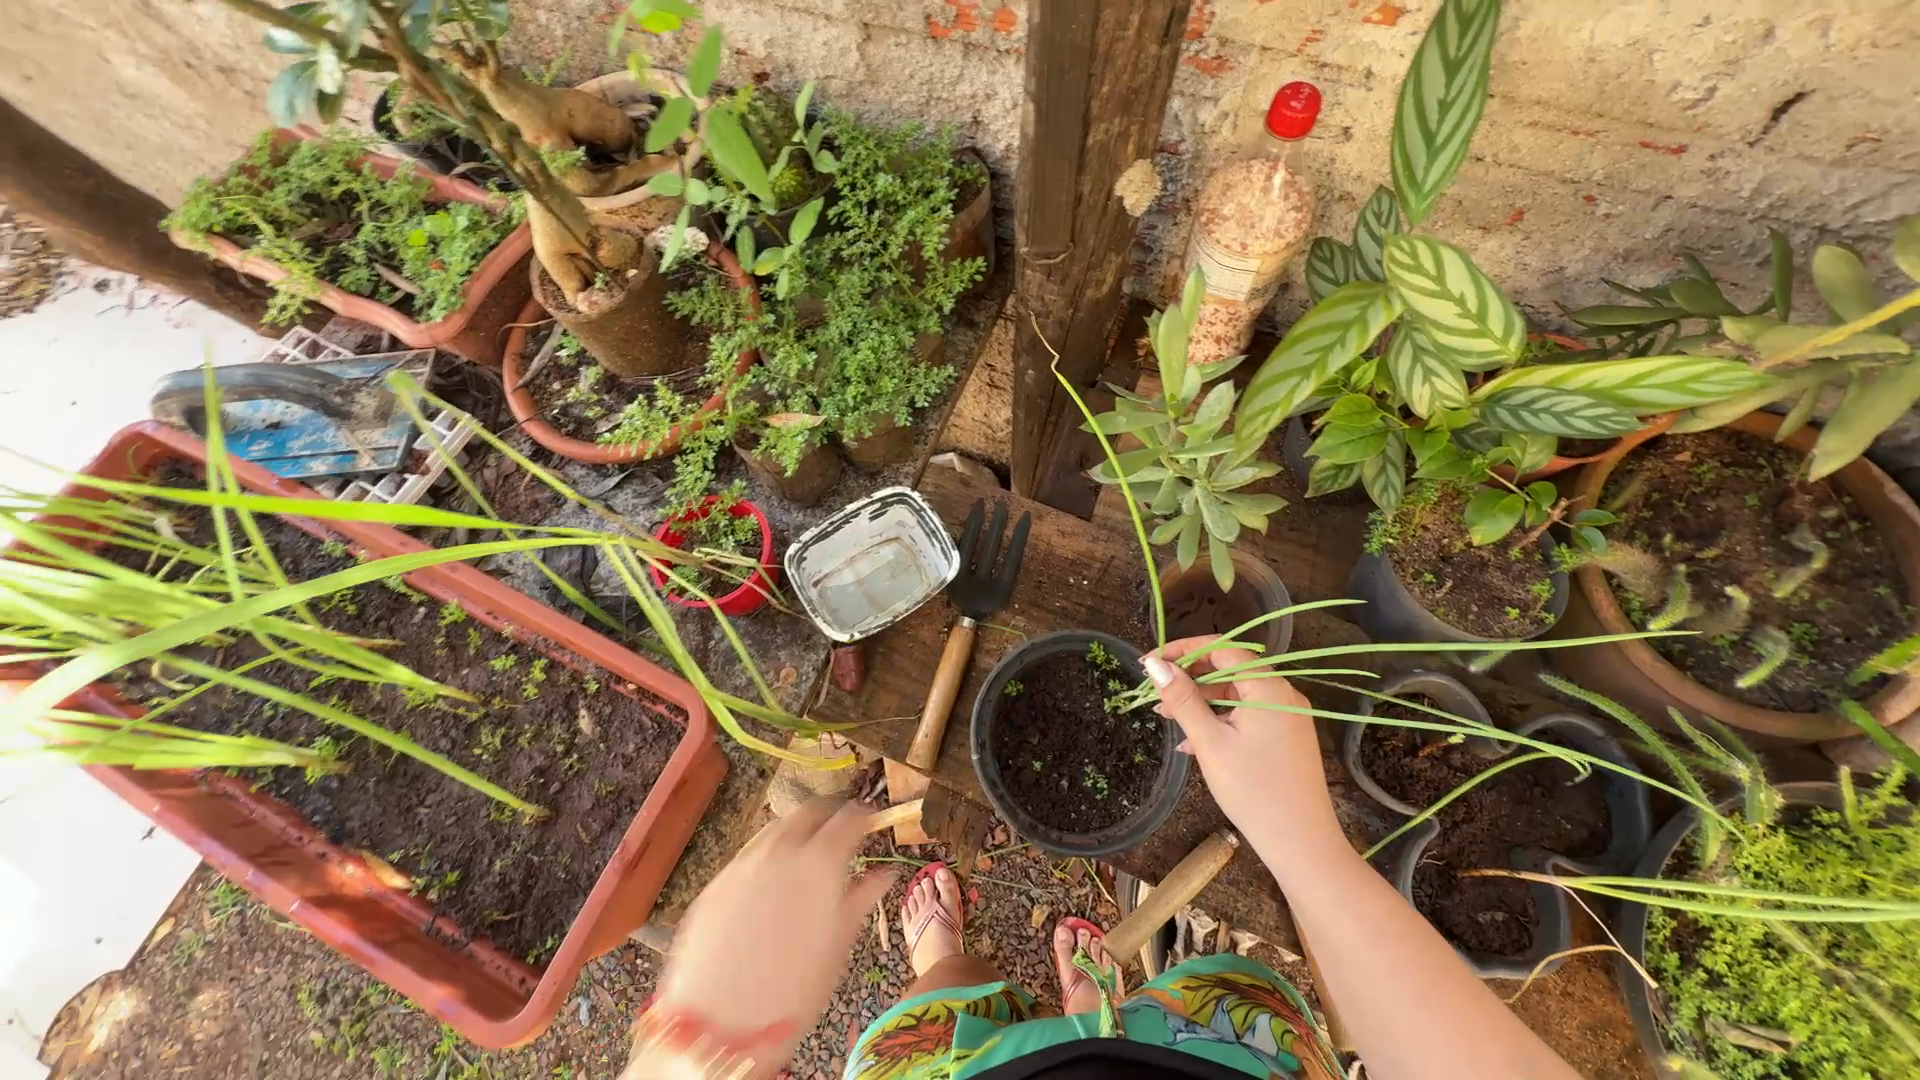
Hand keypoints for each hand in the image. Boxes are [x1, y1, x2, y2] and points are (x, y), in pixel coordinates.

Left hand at [655, 799, 896, 1069]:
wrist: (718, 1026)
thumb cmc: (792, 994)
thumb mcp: (838, 945)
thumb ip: (862, 898)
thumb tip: (885, 874)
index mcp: (820, 862)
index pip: (850, 817)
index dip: (864, 816)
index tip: (870, 820)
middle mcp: (781, 851)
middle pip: (810, 811)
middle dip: (828, 815)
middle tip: (840, 831)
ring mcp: (744, 863)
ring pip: (776, 828)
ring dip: (796, 830)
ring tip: (806, 853)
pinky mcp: (716, 881)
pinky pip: (749, 853)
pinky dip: (768, 853)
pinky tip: (772, 880)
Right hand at [1143, 636, 1345, 870]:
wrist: (1301, 843)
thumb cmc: (1253, 790)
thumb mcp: (1209, 742)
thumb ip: (1182, 699)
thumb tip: (1155, 664)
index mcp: (1268, 688)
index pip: (1222, 648)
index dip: (1183, 649)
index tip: (1151, 662)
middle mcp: (1283, 695)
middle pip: (1229, 669)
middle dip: (1189, 677)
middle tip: (1155, 691)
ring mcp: (1287, 717)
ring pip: (1236, 694)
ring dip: (1201, 701)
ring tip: (1166, 716)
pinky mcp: (1286, 738)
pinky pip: (1247, 715)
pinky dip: (1219, 719)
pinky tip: (1192, 741)